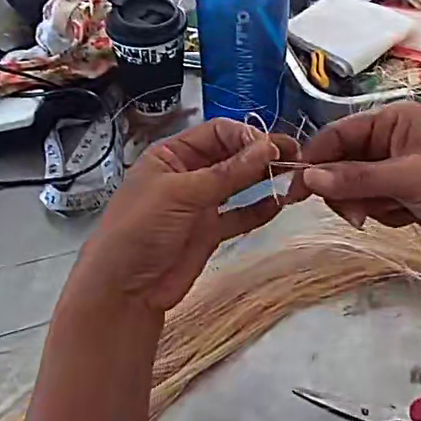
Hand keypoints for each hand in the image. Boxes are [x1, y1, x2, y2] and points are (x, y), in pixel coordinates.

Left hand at [73, 118, 297, 312]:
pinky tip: (280, 203)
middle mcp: (186, 174)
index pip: (215, 133)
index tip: (273, 146)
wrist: (123, 288)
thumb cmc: (139, 229)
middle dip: (260, 153)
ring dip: (264, 178)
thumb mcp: (180, 193)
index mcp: (170, 155)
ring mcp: (199, 203)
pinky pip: (239, 215)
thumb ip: (225, 173)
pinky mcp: (208, 231)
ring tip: (297, 175)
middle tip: (297, 155)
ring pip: (238, 183)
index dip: (245, 135)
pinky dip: (259, 209)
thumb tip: (266, 147)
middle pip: (230, 155)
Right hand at [285, 101, 420, 263]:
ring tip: (386, 216)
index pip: (338, 133)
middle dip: (342, 187)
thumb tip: (307, 178)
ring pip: (351, 183)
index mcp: (394, 119)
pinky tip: (403, 218)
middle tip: (351, 213)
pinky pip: (367, 200)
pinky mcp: (401, 192)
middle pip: (341, 160)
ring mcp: (396, 166)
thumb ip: (356, 178)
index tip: (297, 186)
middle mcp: (391, 138)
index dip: (315, 158)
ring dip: (359, 203)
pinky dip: (376, 212)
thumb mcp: (409, 179)